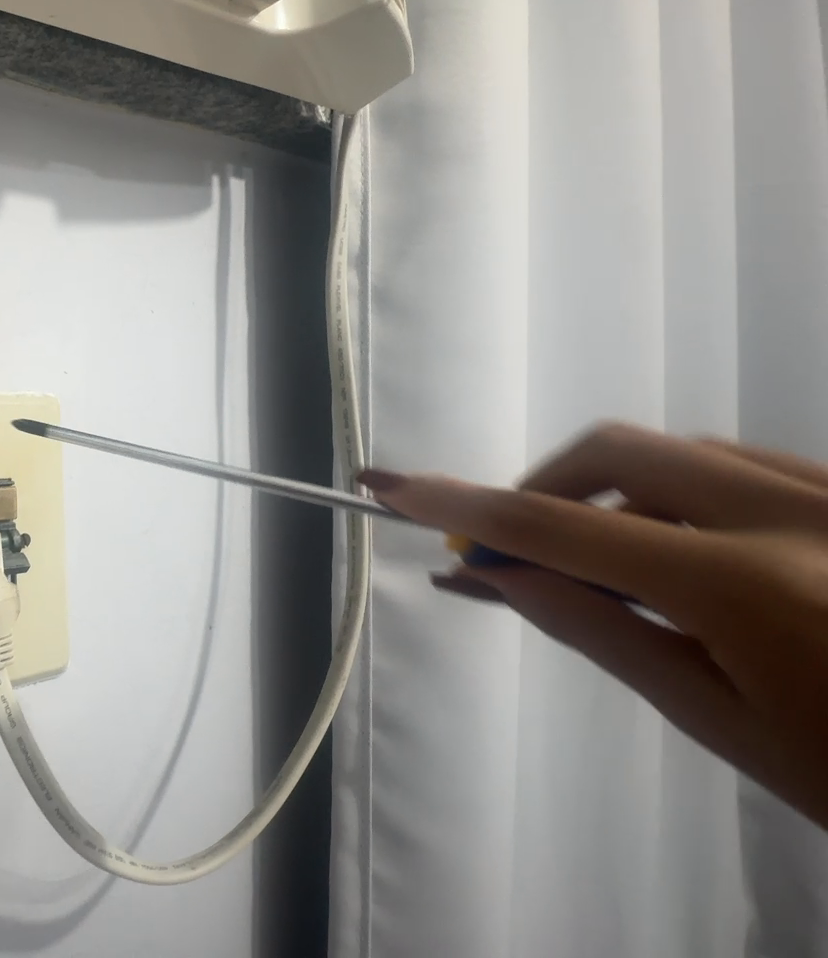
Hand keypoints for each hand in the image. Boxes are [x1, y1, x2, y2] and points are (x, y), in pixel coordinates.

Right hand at [361, 423, 827, 828]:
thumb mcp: (724, 720)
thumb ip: (597, 629)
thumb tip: (491, 576)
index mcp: (746, 585)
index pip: (553, 525)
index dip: (456, 504)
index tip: (385, 485)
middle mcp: (801, 515)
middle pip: (615, 450)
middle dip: (538, 487)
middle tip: (512, 553)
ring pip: (680, 452)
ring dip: (609, 491)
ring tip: (607, 562)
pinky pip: (745, 463)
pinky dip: (678, 490)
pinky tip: (688, 547)